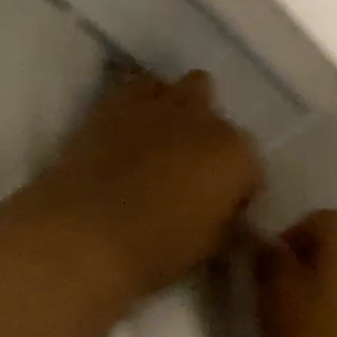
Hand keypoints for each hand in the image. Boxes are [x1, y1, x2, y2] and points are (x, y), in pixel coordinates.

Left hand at [21, 68, 260, 296]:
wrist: (85, 234)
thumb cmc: (155, 250)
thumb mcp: (207, 247)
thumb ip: (223, 220)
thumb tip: (222, 213)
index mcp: (237, 155)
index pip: (252, 168)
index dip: (238, 190)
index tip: (221, 209)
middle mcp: (206, 120)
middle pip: (220, 118)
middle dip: (210, 138)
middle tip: (191, 170)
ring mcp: (163, 105)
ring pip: (187, 88)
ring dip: (182, 109)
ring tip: (163, 139)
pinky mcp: (119, 101)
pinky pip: (141, 87)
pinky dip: (142, 103)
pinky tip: (130, 129)